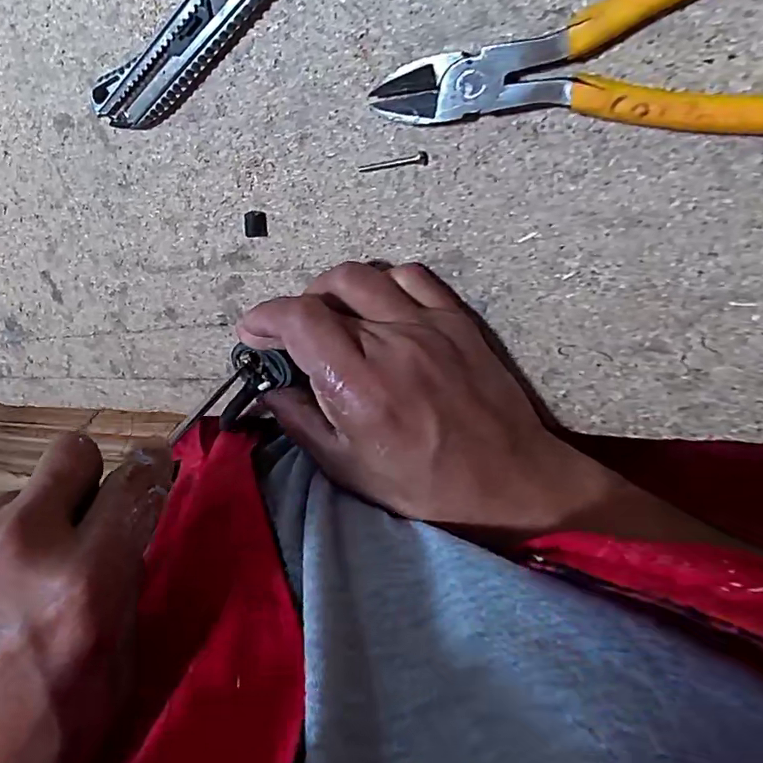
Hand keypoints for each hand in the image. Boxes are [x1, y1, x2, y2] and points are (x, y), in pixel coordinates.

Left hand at [0, 435, 174, 762]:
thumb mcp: (103, 697)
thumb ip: (121, 605)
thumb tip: (125, 547)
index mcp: (79, 586)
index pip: (135, 485)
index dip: (150, 473)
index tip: (149, 471)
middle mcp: (18, 541)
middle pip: (73, 452)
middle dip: (83, 481)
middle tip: (71, 530)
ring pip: (13, 501)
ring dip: (17, 537)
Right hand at [239, 262, 688, 540]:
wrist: (511, 486)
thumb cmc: (422, 486)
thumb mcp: (344, 465)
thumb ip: (298, 419)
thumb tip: (267, 388)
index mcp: (356, 384)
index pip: (297, 318)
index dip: (263, 317)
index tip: (251, 333)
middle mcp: (389, 343)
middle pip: (324, 292)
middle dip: (292, 309)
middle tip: (289, 336)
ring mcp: (427, 326)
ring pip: (362, 276)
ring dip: (331, 290)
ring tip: (330, 316)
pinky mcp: (457, 320)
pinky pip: (412, 275)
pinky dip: (382, 282)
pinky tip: (378, 307)